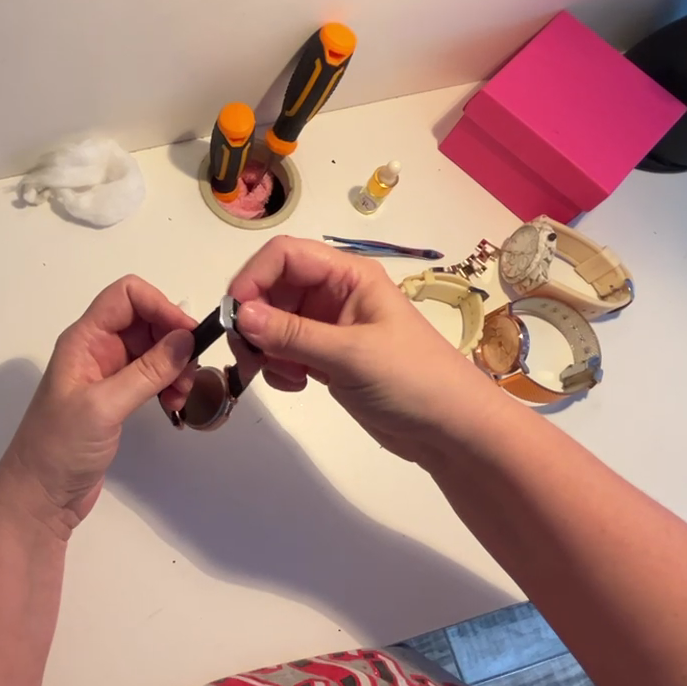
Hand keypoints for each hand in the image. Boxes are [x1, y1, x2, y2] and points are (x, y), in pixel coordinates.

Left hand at [0, 275, 198, 533]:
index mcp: (83, 340)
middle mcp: (95, 350)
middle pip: (144, 321)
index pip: (126, 296)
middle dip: (173, 340)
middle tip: (191, 373)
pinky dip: (166, 385)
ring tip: (183, 394)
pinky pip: (149, 378)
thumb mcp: (105, 406)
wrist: (39, 496)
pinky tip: (174, 405)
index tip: (188, 336)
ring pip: (151, 350)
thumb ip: (147, 371)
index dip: (160, 306)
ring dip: (174, 366)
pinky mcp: (115, 400)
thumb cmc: (59, 447)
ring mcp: (105, 375)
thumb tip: (186, 339)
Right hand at [227, 236, 507, 463]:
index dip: (254, 278)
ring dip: (264, 348)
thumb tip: (239, 314)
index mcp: (348, 276)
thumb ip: (292, 334)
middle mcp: (334, 294)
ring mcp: (327, 327)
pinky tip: (297, 385)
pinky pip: (283, 351)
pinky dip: (278, 367)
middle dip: (254, 321)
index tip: (236, 316)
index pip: (285, 256)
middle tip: (249, 357)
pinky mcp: (324, 357)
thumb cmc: (412, 379)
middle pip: (272, 289)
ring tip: (283, 377)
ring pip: (272, 323)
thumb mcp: (350, 354)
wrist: (450, 429)